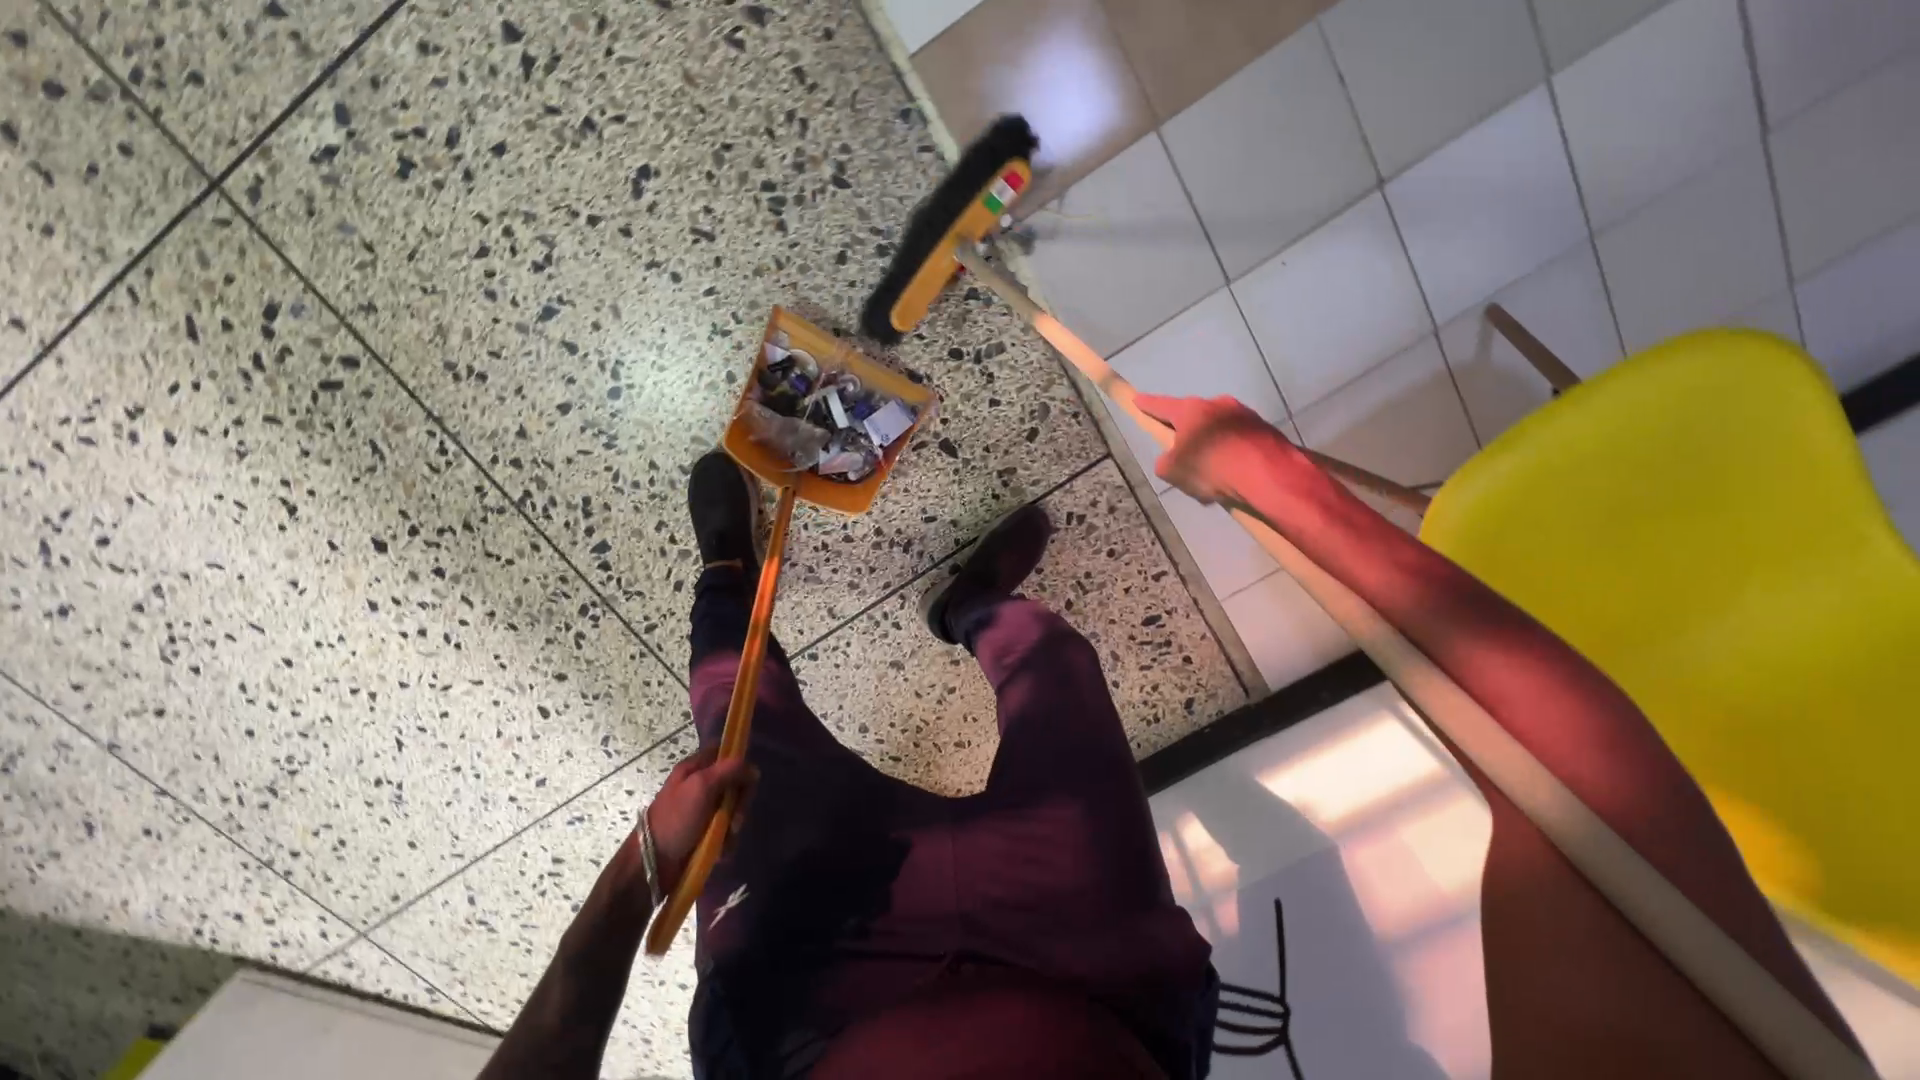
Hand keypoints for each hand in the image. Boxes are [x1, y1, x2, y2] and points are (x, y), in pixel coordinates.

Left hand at [644, 746, 757, 896]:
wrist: (653, 862)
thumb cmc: (675, 819)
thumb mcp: (701, 786)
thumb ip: (729, 770)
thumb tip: (754, 769)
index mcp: (694, 769)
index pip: (724, 752)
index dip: (739, 762)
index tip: (747, 780)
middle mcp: (700, 786)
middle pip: (734, 783)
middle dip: (739, 803)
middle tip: (735, 819)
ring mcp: (702, 810)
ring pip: (733, 809)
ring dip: (733, 826)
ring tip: (725, 840)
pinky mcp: (705, 831)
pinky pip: (726, 829)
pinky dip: (726, 840)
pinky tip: (720, 850)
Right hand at [1133, 393, 1300, 503]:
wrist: (1267, 474)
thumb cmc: (1212, 467)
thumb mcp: (1173, 471)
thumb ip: (1165, 461)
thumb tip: (1172, 458)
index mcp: (1191, 410)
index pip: (1161, 405)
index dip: (1147, 405)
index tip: (1137, 400)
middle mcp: (1217, 404)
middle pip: (1194, 416)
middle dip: (1186, 430)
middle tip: (1182, 452)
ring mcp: (1244, 414)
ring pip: (1218, 428)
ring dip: (1212, 443)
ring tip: (1213, 471)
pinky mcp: (1263, 428)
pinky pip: (1238, 439)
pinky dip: (1232, 452)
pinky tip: (1233, 473)